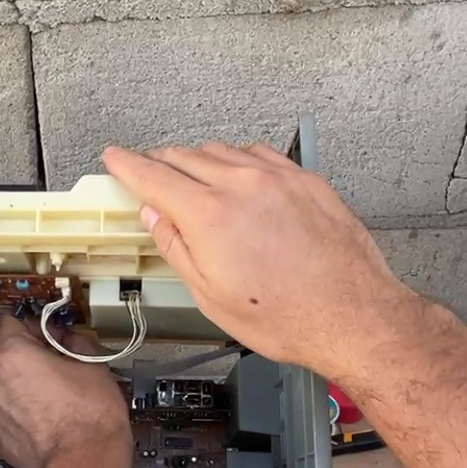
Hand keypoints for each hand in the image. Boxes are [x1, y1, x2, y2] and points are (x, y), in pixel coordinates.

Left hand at [0, 317, 131, 467]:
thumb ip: (74, 342)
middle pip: (6, 355)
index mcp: (15, 355)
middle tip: (57, 363)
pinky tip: (33, 420)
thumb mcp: (93, 364)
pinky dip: (14, 418)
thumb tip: (69, 340)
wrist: (86, 463)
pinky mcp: (0, 440)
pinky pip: (0, 421)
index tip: (46, 331)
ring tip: (55, 395)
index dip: (31, 324)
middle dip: (29, 356)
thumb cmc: (91, 415)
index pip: (8, 322)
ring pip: (4, 386)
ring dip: (23, 385)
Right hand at [102, 143, 411, 378]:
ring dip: (196, 160)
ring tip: (190, 179)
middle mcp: (241, 185)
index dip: (127, 165)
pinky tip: (236, 177)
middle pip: (184, 156)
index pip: (153, 176)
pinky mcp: (305, 179)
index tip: (114, 157)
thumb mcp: (210, 295)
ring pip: (221, 150)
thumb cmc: (285, 316)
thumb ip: (176, 247)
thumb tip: (153, 216)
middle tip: (147, 172)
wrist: (352, 316)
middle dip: (158, 161)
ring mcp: (277, 177)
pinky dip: (236, 160)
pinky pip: (258, 155)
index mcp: (209, 216)